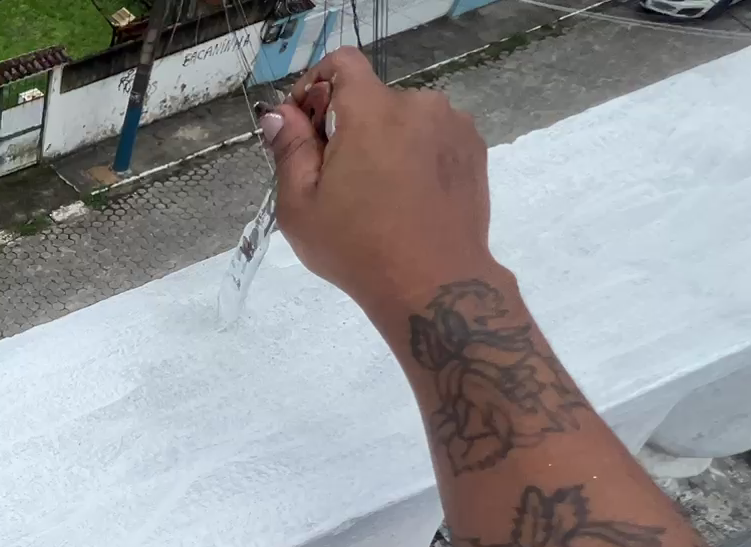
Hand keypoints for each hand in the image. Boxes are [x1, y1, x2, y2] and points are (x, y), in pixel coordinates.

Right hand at [261, 47, 500, 318]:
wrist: (430, 278)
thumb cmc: (352, 245)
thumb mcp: (299, 205)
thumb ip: (290, 150)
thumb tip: (278, 114)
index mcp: (371, 113)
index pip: (341, 64)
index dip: (312, 88)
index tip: (300, 130)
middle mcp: (418, 104)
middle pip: (368, 100)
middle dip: (342, 130)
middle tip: (327, 185)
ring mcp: (452, 124)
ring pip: (398, 121)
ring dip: (376, 145)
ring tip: (366, 198)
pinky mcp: (471, 147)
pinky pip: (427, 138)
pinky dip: (406, 157)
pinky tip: (397, 200)